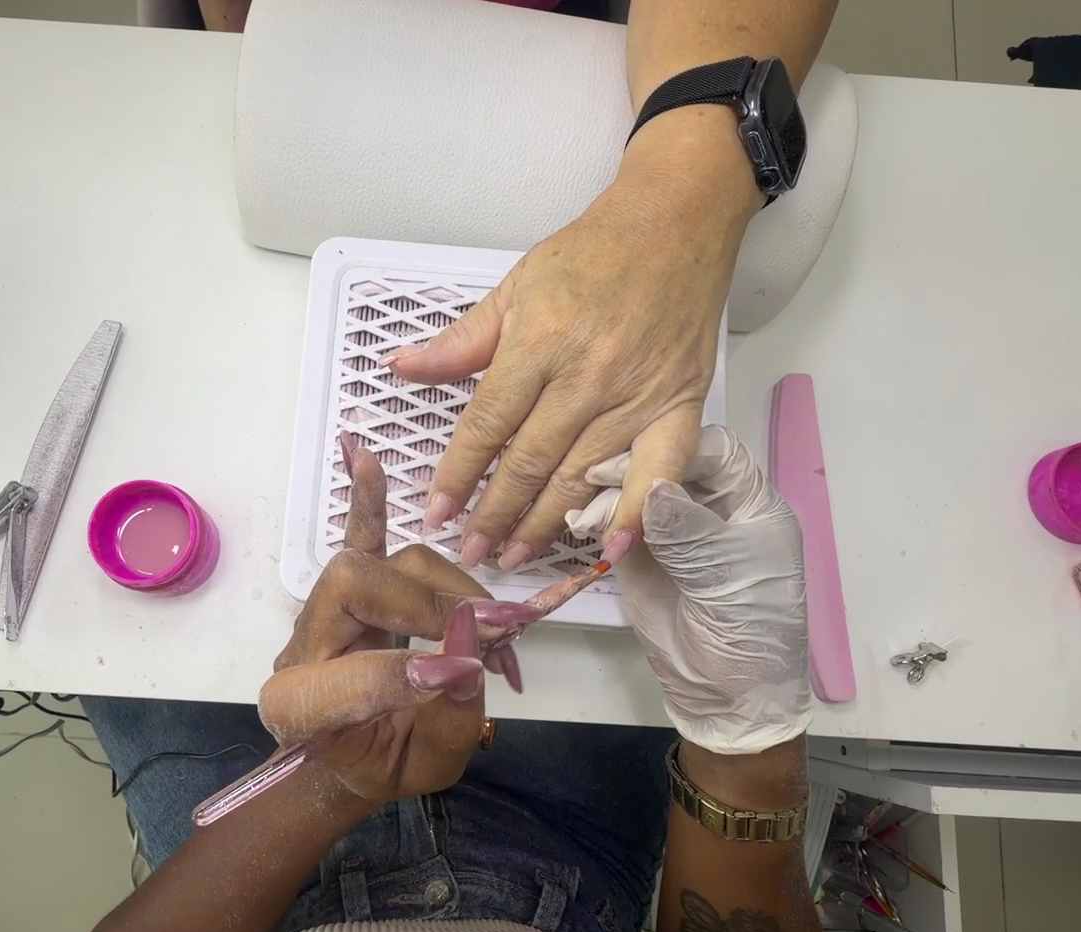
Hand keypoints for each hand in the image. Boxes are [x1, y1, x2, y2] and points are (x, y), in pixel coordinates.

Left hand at [259, 437, 541, 803]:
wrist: (349, 760)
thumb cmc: (385, 766)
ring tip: (499, 627)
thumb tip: (472, 653)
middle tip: (502, 636)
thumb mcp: (427, 769)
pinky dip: (367, 500)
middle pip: (361, 584)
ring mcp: (323, 615)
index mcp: (303, 709)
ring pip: (388, 562)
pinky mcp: (349, 593)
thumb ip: (447, 719)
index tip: (470, 668)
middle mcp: (301, 649)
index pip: (350, 676)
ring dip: (451, 588)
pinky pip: (359, 539)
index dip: (412, 669)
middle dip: (438, 606)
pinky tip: (360, 454)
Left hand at [386, 159, 755, 572]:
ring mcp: (635, 398)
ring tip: (512, 558)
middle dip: (493, 515)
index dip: (458, 475)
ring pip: (580, 477)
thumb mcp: (515, 286)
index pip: (487, 425)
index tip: (436, 514)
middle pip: (528, 462)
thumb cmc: (590, 255)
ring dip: (543, 526)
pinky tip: (609, 553)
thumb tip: (400, 367)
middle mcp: (586, 379)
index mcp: (539, 345)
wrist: (675, 224)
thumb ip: (460, 340)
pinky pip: (658, 473)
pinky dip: (635, 516)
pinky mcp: (679, 407)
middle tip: (469, 554)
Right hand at [615, 426, 810, 754]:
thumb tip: (651, 484)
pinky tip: (579, 524)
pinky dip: (596, 522)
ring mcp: (671, 530)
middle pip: (667, 466)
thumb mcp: (727, 575)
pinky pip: (616, 525)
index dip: (678, 446)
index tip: (639, 450)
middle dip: (632, 469)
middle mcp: (708, 507)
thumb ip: (690, 530)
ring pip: (635, 493)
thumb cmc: (749, 630)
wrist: (725, 694)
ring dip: (608, 498)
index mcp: (748, 503)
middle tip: (595, 476)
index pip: (714, 452)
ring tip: (584, 515)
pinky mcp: (640, 554)